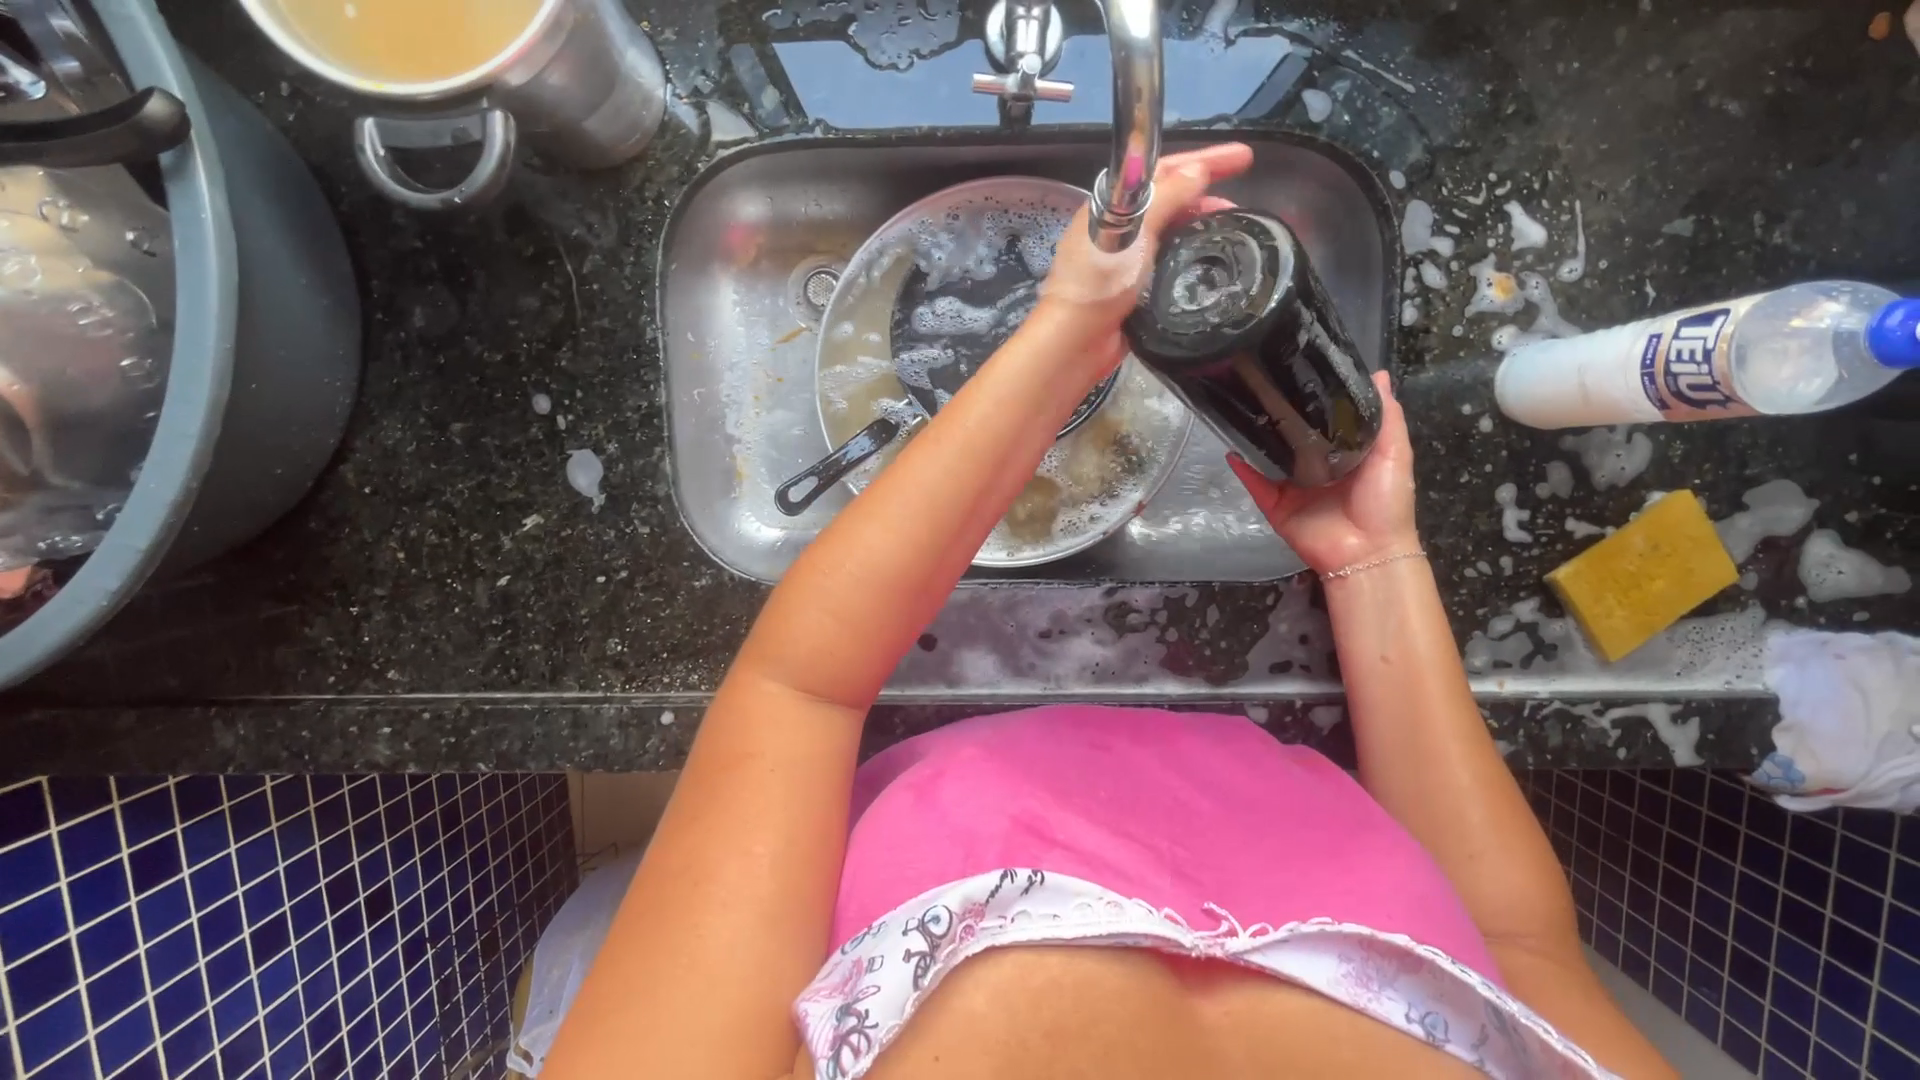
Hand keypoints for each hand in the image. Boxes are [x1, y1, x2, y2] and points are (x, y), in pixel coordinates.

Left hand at [1026, 143, 1255, 386]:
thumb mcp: (1134, 231)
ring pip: (1172, 233)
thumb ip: (1166, 198)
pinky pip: (1169, 265)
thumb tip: (1198, 170)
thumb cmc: (1100, 281)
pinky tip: (1211, 263)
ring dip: (1202, 227)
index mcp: (1111, 207)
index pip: (1162, 171)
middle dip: (1207, 196)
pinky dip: (1191, 258)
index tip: (1241, 158)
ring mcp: (1127, 262)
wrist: (1076, 341)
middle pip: (1169, 201)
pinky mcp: (1136, 291)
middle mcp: (1118, 230)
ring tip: (1234, 231)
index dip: (1202, 160)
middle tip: (1240, 205)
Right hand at [1228, 371, 1420, 575]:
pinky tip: (1232, 450)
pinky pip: (1255, 484)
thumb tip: (1378, 375)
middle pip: (1292, 439)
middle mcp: (1315, 469)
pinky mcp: (1275, 505)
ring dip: (1257, 439)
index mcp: (1343, 455)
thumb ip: (1387, 417)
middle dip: (1280, 417)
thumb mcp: (1395, 453)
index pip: (1324, 423)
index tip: (1300, 372)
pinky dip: (1242, 470)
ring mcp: (1292, 488)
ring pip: (1269, 459)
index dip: (1314, 401)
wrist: (1368, 551)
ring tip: (1243, 409)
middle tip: (1265, 387)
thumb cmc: (1386, 502)